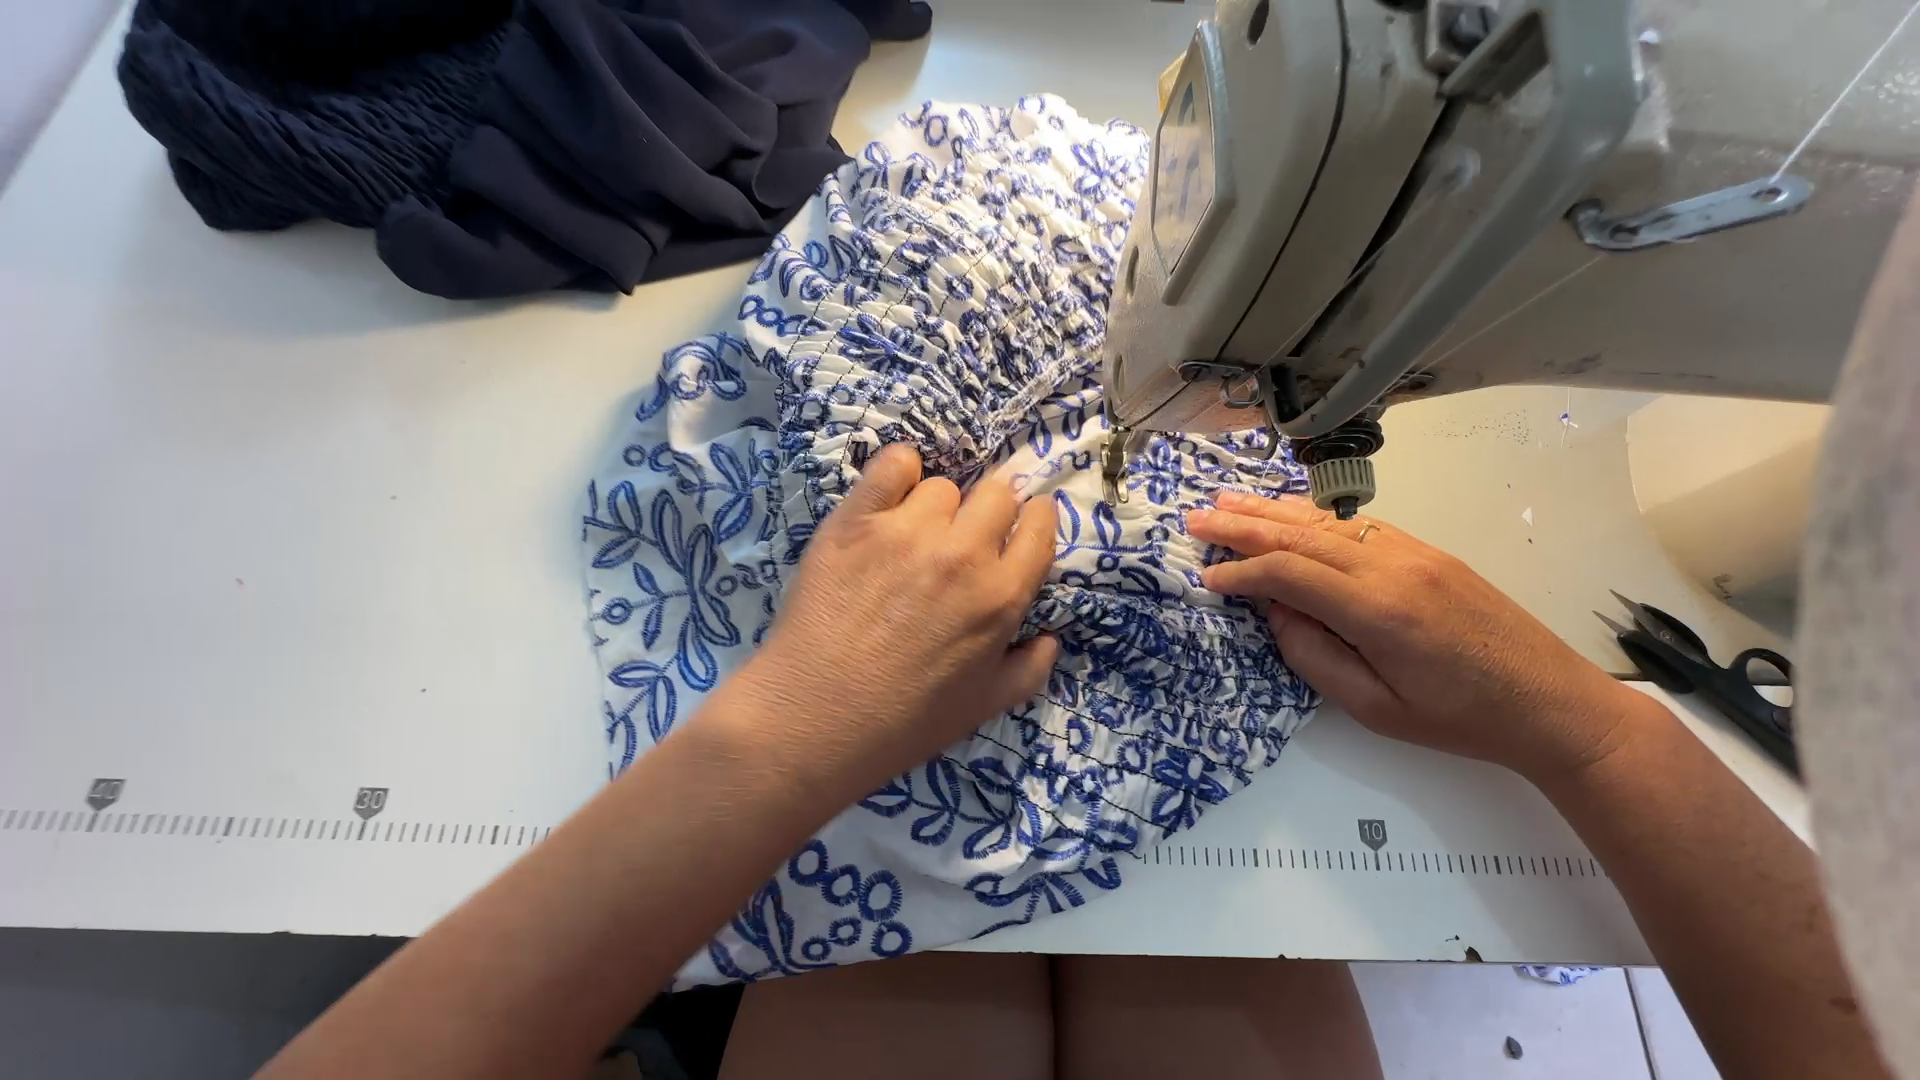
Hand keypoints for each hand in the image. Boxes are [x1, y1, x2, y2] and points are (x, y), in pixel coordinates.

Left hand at [724, 444, 1059, 801]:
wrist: (816, 717)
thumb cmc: (905, 721)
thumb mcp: (985, 707)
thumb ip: (1029, 670)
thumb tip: (1051, 638)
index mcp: (1002, 596)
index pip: (1038, 525)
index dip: (1032, 520)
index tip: (1017, 526)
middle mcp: (963, 554)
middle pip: (997, 493)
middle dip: (989, 510)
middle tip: (963, 536)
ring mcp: (908, 532)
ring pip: (943, 486)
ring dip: (937, 507)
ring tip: (913, 536)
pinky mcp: (857, 520)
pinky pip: (893, 464)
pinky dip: (899, 470)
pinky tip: (891, 493)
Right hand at [1187, 492, 1644, 783]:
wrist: (1553, 703)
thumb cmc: (1460, 719)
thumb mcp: (1375, 709)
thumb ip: (1314, 657)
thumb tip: (1277, 612)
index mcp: (1378, 610)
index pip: (1289, 574)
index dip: (1242, 573)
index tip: (1207, 579)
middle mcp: (1392, 566)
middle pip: (1301, 535)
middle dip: (1243, 526)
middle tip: (1196, 519)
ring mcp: (1413, 552)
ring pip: (1326, 522)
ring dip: (1272, 511)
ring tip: (1228, 501)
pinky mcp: (1427, 551)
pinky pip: (1357, 525)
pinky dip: (1312, 516)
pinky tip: (1288, 512)